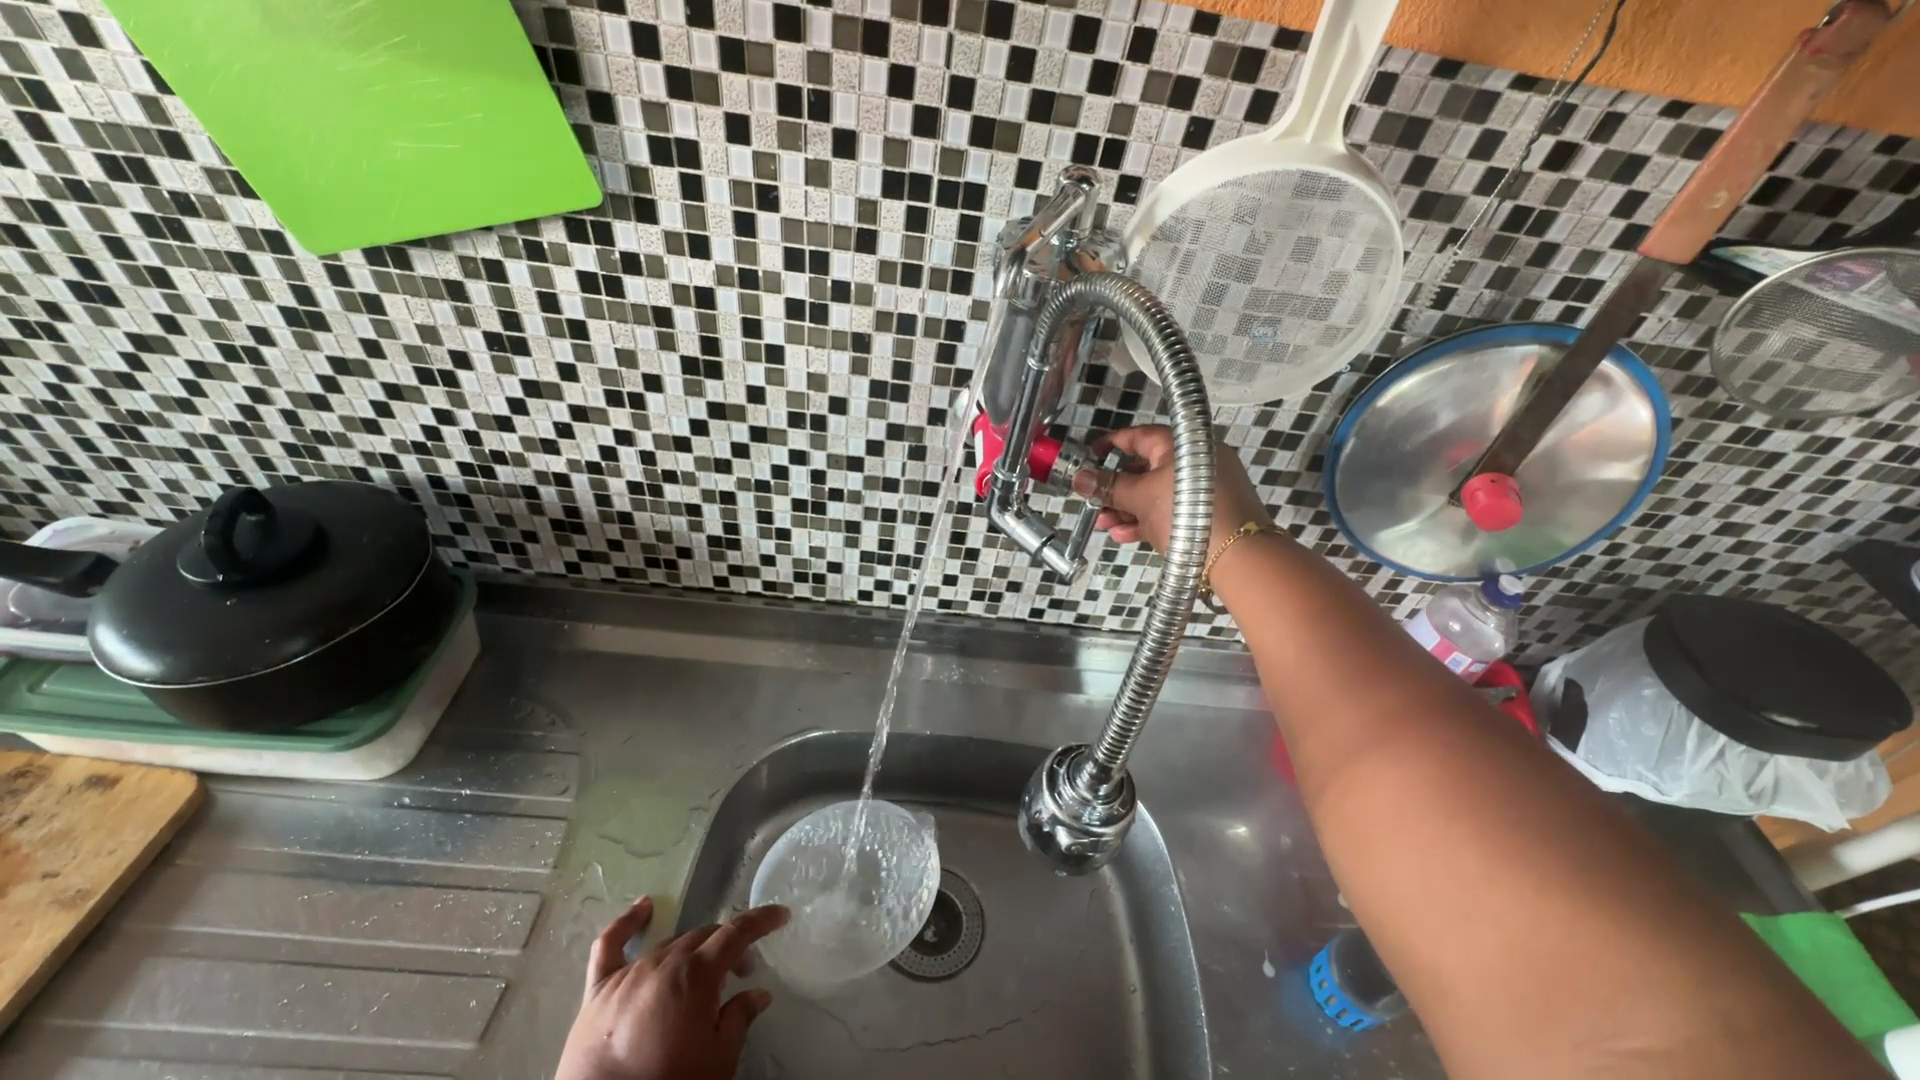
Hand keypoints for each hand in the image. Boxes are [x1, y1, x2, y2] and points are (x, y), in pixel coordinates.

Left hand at [555, 897, 789, 1079]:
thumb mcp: (718, 1060)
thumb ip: (739, 1019)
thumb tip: (758, 994)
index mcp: (696, 975)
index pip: (736, 933)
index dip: (761, 920)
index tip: (780, 915)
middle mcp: (663, 962)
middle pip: (704, 936)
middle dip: (728, 946)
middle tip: (742, 972)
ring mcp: (628, 973)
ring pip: (669, 944)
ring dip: (693, 950)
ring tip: (703, 974)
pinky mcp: (598, 988)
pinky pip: (610, 944)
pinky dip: (628, 922)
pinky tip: (643, 907)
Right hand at [1074, 425, 1271, 552]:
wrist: (1238, 556)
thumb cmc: (1187, 515)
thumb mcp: (1141, 498)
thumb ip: (1108, 486)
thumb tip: (1079, 478)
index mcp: (1181, 443)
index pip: (1137, 436)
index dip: (1109, 445)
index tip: (1087, 458)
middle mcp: (1195, 459)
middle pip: (1144, 467)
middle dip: (1114, 487)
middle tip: (1092, 501)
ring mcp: (1202, 488)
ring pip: (1155, 492)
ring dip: (1126, 508)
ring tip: (1104, 524)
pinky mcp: (1206, 513)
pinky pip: (1170, 510)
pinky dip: (1147, 519)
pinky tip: (1124, 535)